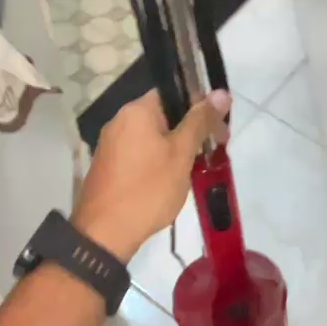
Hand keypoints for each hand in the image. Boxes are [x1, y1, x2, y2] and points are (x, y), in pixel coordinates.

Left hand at [72, 89, 230, 261]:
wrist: (105, 233)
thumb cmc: (148, 189)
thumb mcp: (181, 154)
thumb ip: (200, 121)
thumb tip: (221, 93)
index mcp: (137, 111)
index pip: (173, 93)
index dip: (200, 106)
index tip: (219, 128)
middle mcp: (120, 120)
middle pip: (163, 114)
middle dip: (190, 129)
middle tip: (213, 151)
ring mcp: (111, 144)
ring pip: (152, 135)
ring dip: (175, 147)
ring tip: (195, 169)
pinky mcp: (108, 165)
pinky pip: (139, 152)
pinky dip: (157, 159)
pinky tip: (170, 179)